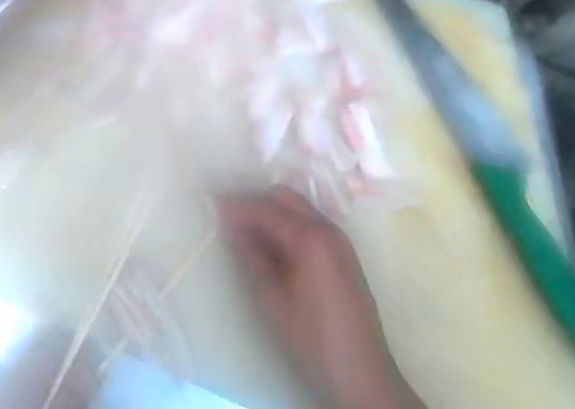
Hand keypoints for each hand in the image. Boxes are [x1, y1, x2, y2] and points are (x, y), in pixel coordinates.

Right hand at [219, 189, 425, 408]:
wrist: (364, 378)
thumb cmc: (314, 341)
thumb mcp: (272, 301)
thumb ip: (250, 257)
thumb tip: (231, 227)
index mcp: (310, 236)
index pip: (265, 208)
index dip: (236, 205)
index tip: (210, 203)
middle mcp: (327, 227)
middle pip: (284, 197)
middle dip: (255, 201)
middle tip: (227, 216)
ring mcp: (339, 239)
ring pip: (298, 208)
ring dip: (271, 211)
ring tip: (244, 230)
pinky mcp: (343, 254)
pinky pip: (310, 223)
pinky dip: (287, 223)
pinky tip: (271, 245)